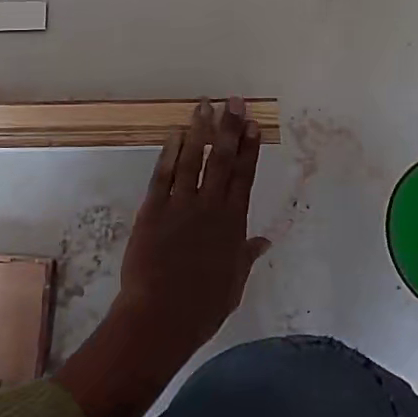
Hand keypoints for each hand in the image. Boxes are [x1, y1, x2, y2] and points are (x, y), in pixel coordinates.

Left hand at [117, 97, 269, 350]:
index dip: (249, 148)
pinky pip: (163, 175)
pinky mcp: (153, 210)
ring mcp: (180, 206)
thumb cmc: (202, 305)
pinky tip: (176, 134)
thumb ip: (247, 255)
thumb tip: (264, 241)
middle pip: (221, 160)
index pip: (244, 177)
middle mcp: (210, 208)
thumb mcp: (234, 282)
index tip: (252, 124)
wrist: (161, 316)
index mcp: (233, 225)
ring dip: (199, 131)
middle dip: (228, 128)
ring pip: (192, 160)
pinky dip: (170, 153)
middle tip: (233, 101)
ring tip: (204, 106)